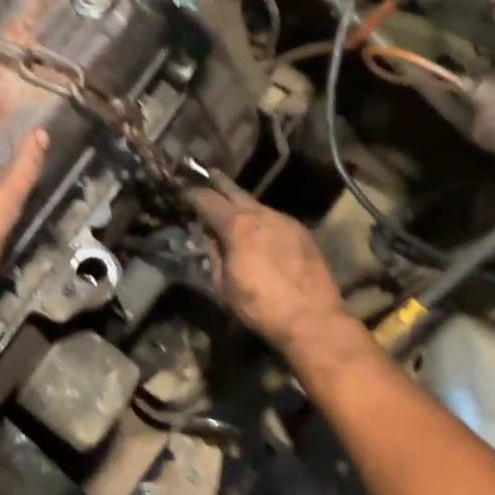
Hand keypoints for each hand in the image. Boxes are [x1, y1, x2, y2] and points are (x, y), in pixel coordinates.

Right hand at [188, 180, 364, 360]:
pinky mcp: (302, 232)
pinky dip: (261, 220)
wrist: (312, 319)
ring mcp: (285, 220)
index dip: (191, 194)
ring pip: (257, 205)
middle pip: (234, 190)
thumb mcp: (224, 285)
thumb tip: (208, 236)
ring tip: (232, 210)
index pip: (207, 199)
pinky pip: (275, 218)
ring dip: (242, 205)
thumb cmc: (260, 306)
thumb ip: (213, 254)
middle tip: (207, 175)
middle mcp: (261, 214)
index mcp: (237, 226)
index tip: (182, 193)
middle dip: (218, 183)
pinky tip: (260, 232)